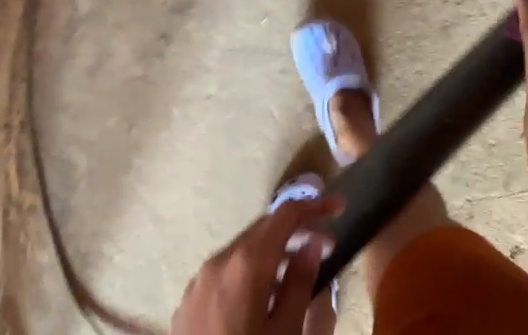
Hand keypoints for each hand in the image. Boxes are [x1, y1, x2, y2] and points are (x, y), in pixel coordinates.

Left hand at [170, 197, 339, 334]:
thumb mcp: (287, 331)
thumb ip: (301, 282)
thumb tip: (312, 245)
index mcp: (246, 263)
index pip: (286, 214)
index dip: (316, 205)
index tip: (340, 209)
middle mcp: (218, 261)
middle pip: (264, 228)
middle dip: (297, 230)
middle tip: (327, 245)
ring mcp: (198, 282)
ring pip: (243, 250)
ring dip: (273, 251)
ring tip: (298, 273)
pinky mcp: (187, 303)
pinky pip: (224, 272)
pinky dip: (249, 270)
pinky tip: (262, 297)